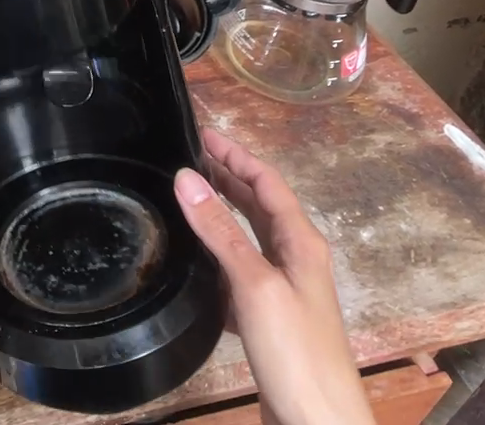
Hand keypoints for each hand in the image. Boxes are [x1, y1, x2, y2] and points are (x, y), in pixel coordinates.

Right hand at [175, 128, 372, 424]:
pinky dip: (217, 251)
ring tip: (184, 194)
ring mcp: (283, 288)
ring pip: (248, 235)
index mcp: (301, 242)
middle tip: (186, 156)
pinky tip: (193, 255)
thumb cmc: (295, 350)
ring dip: (221, 211)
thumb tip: (185, 176)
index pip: (267, 182)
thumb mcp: (254, 284)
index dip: (236, 155)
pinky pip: (239, 268)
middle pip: (259, 204)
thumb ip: (220, 230)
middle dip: (227, 176)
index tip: (201, 134)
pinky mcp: (268, 315)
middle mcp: (295, 258)